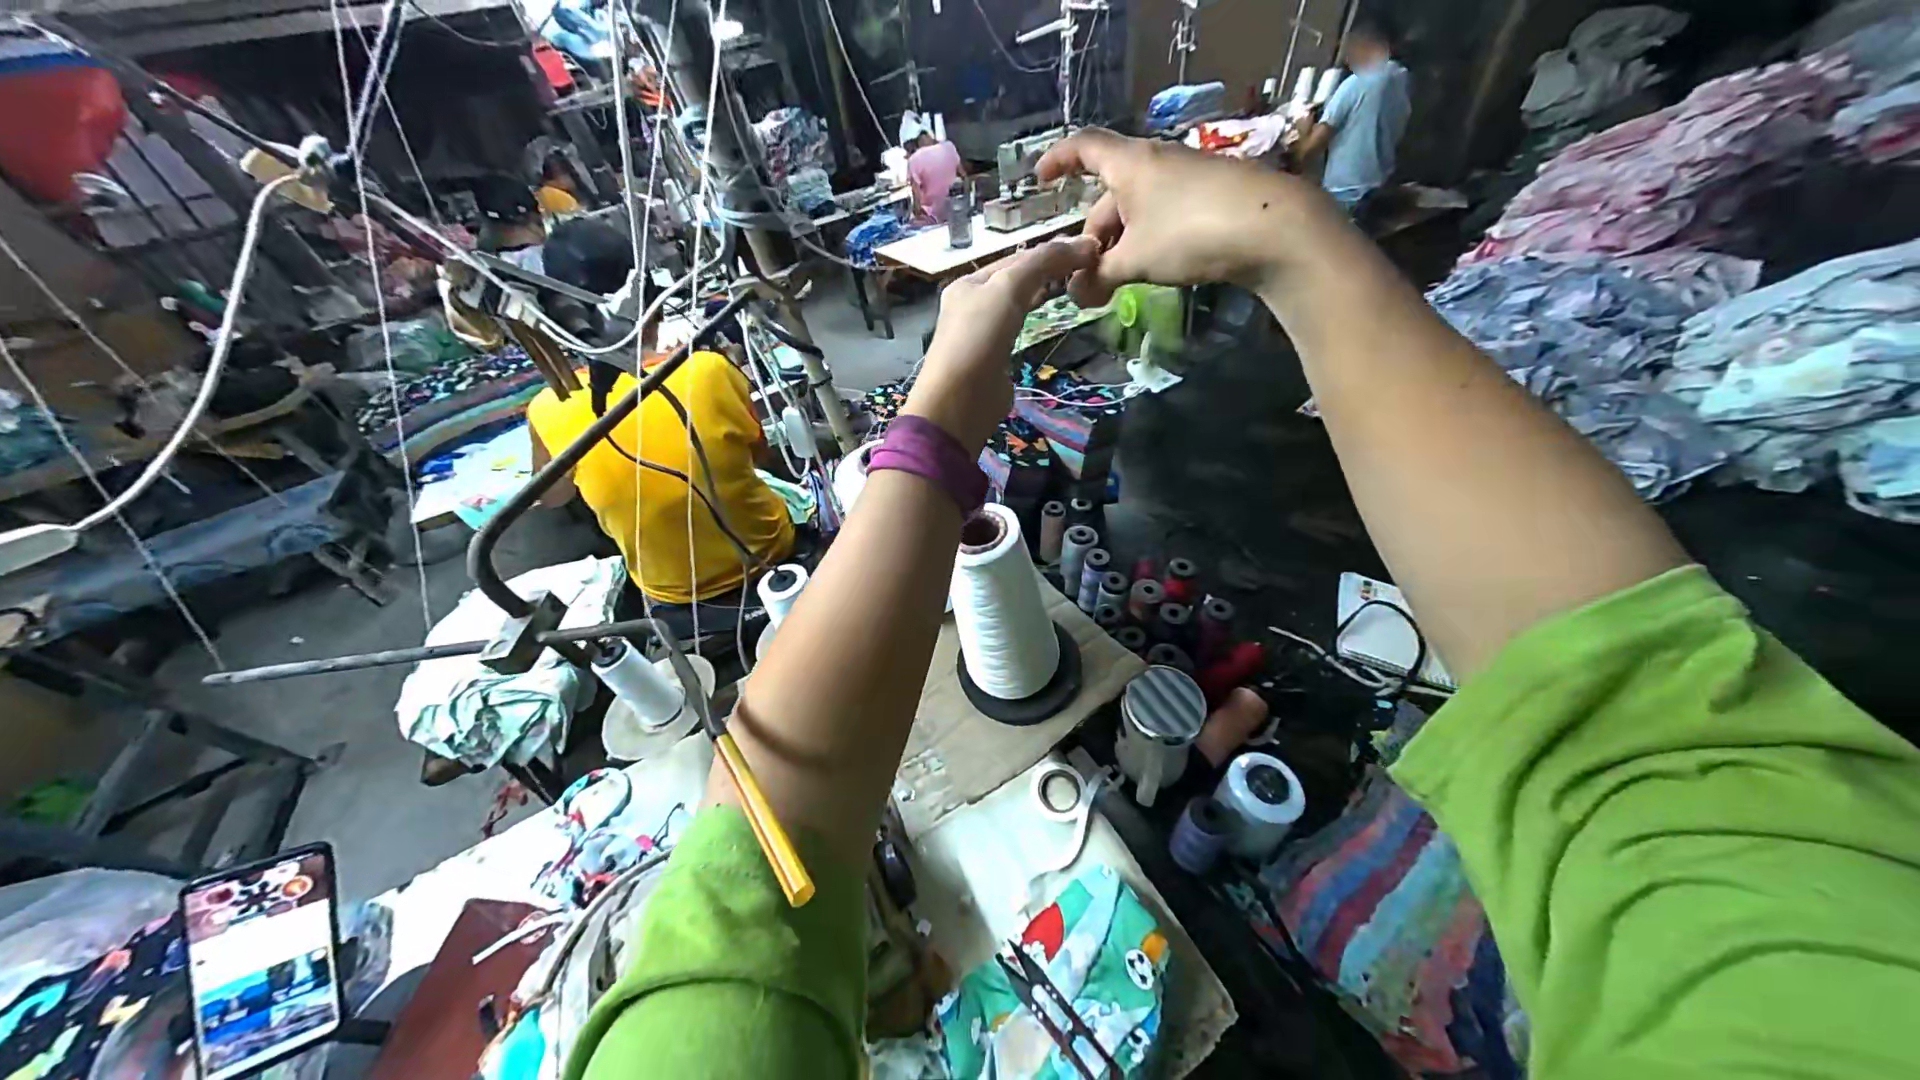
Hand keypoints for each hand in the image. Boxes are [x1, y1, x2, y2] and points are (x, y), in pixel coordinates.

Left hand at [902, 238, 1100, 450]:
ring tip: (1076, 285)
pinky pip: (1020, 331)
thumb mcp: (1008, 288)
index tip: (1089, 248)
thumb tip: (1085, 244)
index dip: (1051, 251)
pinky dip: (1037, 320)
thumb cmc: (979, 337)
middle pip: (1016, 281)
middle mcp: (972, 306)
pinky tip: (1053, 317)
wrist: (960, 400)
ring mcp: (983, 336)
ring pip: (1019, 305)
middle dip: (1048, 271)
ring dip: (1044, 294)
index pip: (1015, 258)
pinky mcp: (995, 361)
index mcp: (968, 283)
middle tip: (1087, 265)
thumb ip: (1042, 263)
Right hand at [1036, 128, 1348, 304]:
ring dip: (1119, 246)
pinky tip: (1150, 270)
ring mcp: (1185, 179)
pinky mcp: (1208, 198)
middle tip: (1087, 279)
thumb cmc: (1189, 233)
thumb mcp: (1135, 259)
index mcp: (1130, 164)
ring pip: (1136, 211)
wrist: (1273, 228)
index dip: (1058, 160)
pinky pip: (1162, 216)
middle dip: (1092, 238)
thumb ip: (1099, 276)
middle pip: (1109, 196)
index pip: (1084, 147)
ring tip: (1115, 283)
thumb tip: (1076, 294)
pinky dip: (1146, 241)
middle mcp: (1156, 163)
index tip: (1040, 180)